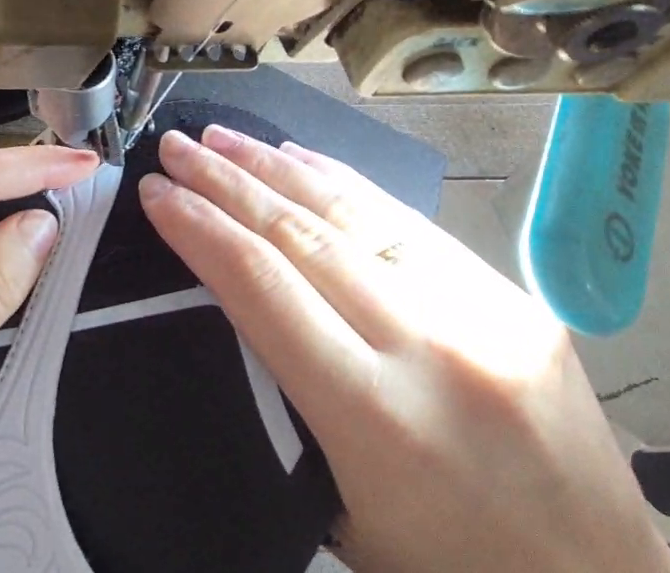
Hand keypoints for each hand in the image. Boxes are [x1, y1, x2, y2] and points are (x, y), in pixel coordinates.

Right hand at [138, 126, 669, 572]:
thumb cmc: (440, 566)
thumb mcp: (331, 498)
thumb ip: (282, 393)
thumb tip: (231, 294)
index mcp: (375, 414)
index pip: (261, 284)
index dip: (199, 228)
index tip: (155, 195)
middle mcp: (433, 347)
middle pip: (301, 236)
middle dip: (224, 182)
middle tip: (174, 148)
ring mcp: (484, 314)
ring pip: (356, 216)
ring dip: (277, 169)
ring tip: (222, 138)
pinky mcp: (515, 300)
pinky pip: (411, 224)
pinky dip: (346, 185)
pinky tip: (303, 161)